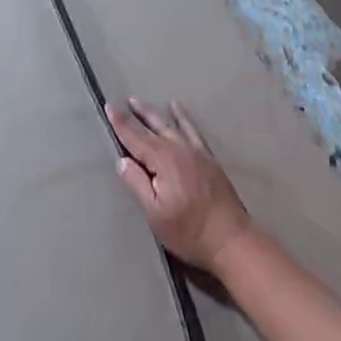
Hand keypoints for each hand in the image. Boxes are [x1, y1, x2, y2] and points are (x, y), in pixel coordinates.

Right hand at [107, 98, 253, 271]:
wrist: (232, 240)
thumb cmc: (189, 231)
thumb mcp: (155, 213)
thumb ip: (137, 183)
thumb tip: (122, 160)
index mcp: (162, 161)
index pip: (135, 137)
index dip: (120, 123)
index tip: (108, 107)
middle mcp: (178, 149)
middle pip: (152, 126)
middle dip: (135, 113)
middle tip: (122, 100)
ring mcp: (196, 152)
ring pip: (169, 125)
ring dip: (153, 113)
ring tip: (140, 102)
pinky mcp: (208, 158)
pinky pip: (192, 130)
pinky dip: (183, 118)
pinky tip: (178, 109)